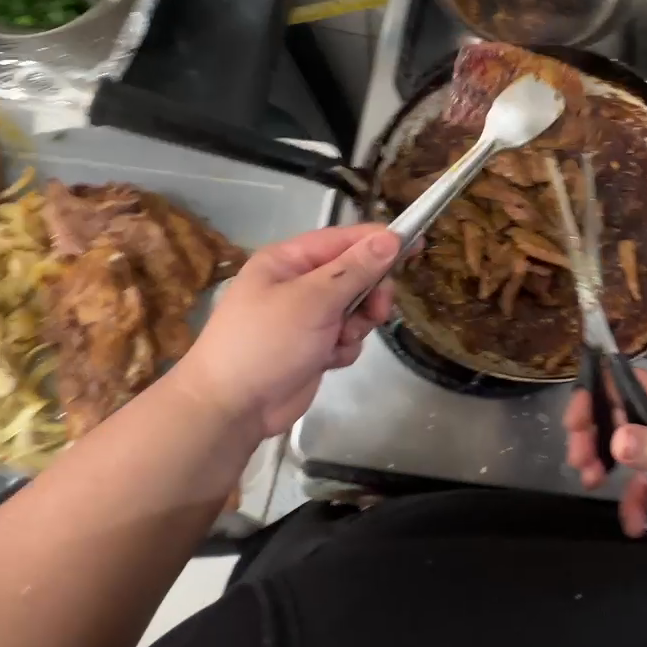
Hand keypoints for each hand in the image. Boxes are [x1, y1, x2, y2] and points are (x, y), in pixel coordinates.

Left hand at [174, 224, 398, 436]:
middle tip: (377, 311)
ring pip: (356, 307)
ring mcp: (306, 316)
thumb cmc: (266, 343)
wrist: (230, 409)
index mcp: (289, 260)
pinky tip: (330, 359)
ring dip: (358, 324)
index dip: (379, 242)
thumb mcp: (313, 300)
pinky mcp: (313, 346)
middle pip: (356, 273)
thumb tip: (391, 238)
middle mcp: (298, 283)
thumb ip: (356, 268)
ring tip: (341, 340)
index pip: (345, 239)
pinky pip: (347, 335)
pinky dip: (345, 346)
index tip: (415, 247)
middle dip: (370, 292)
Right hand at [565, 369, 646, 538]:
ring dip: (602, 464)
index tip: (574, 424)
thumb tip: (614, 438)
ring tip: (589, 483)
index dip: (591, 395)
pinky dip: (633, 501)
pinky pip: (641, 482)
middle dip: (591, 434)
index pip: (618, 382)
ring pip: (622, 447)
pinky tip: (633, 525)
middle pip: (614, 413)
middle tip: (577, 460)